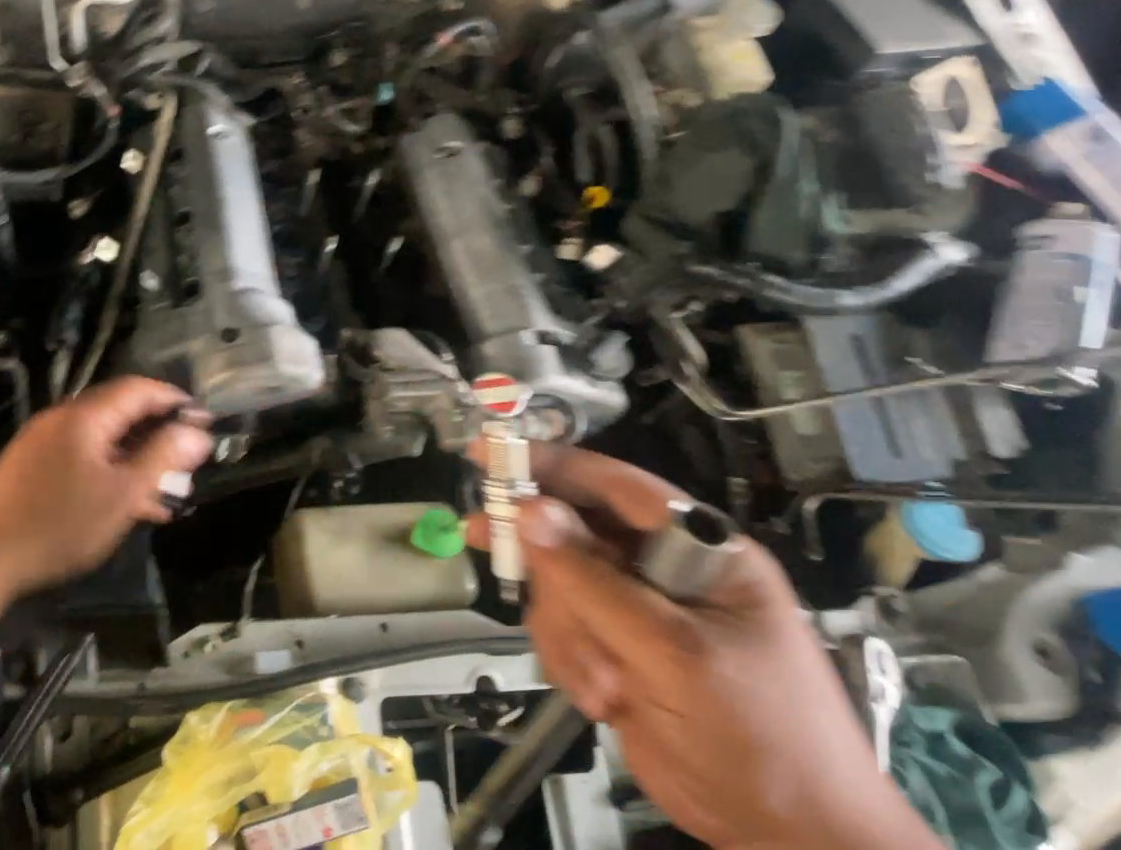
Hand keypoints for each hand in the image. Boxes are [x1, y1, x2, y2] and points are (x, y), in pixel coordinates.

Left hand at [0, 377, 212, 596]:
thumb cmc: (57, 525)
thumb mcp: (121, 495)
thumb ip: (162, 459)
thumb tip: (197, 433)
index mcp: (85, 416)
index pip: (139, 389)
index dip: (174, 401)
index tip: (204, 422)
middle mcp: (62, 419)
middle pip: (120, 413)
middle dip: (158, 435)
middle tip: (188, 461)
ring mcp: (43, 443)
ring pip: (103, 441)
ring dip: (137, 461)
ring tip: (167, 492)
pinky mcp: (31, 468)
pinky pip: (82, 460)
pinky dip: (110, 474)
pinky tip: (128, 507)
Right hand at [464, 445, 939, 849]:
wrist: (785, 834)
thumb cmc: (758, 732)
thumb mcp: (673, 651)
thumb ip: (593, 579)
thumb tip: (526, 510)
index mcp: (698, 549)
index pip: (613, 487)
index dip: (549, 465)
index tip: (486, 454)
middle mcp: (660, 570)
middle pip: (570, 534)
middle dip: (547, 566)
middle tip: (482, 538)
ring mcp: (633, 612)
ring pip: (555, 587)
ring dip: (565, 634)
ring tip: (605, 682)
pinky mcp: (611, 650)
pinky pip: (557, 630)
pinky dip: (568, 662)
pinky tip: (603, 698)